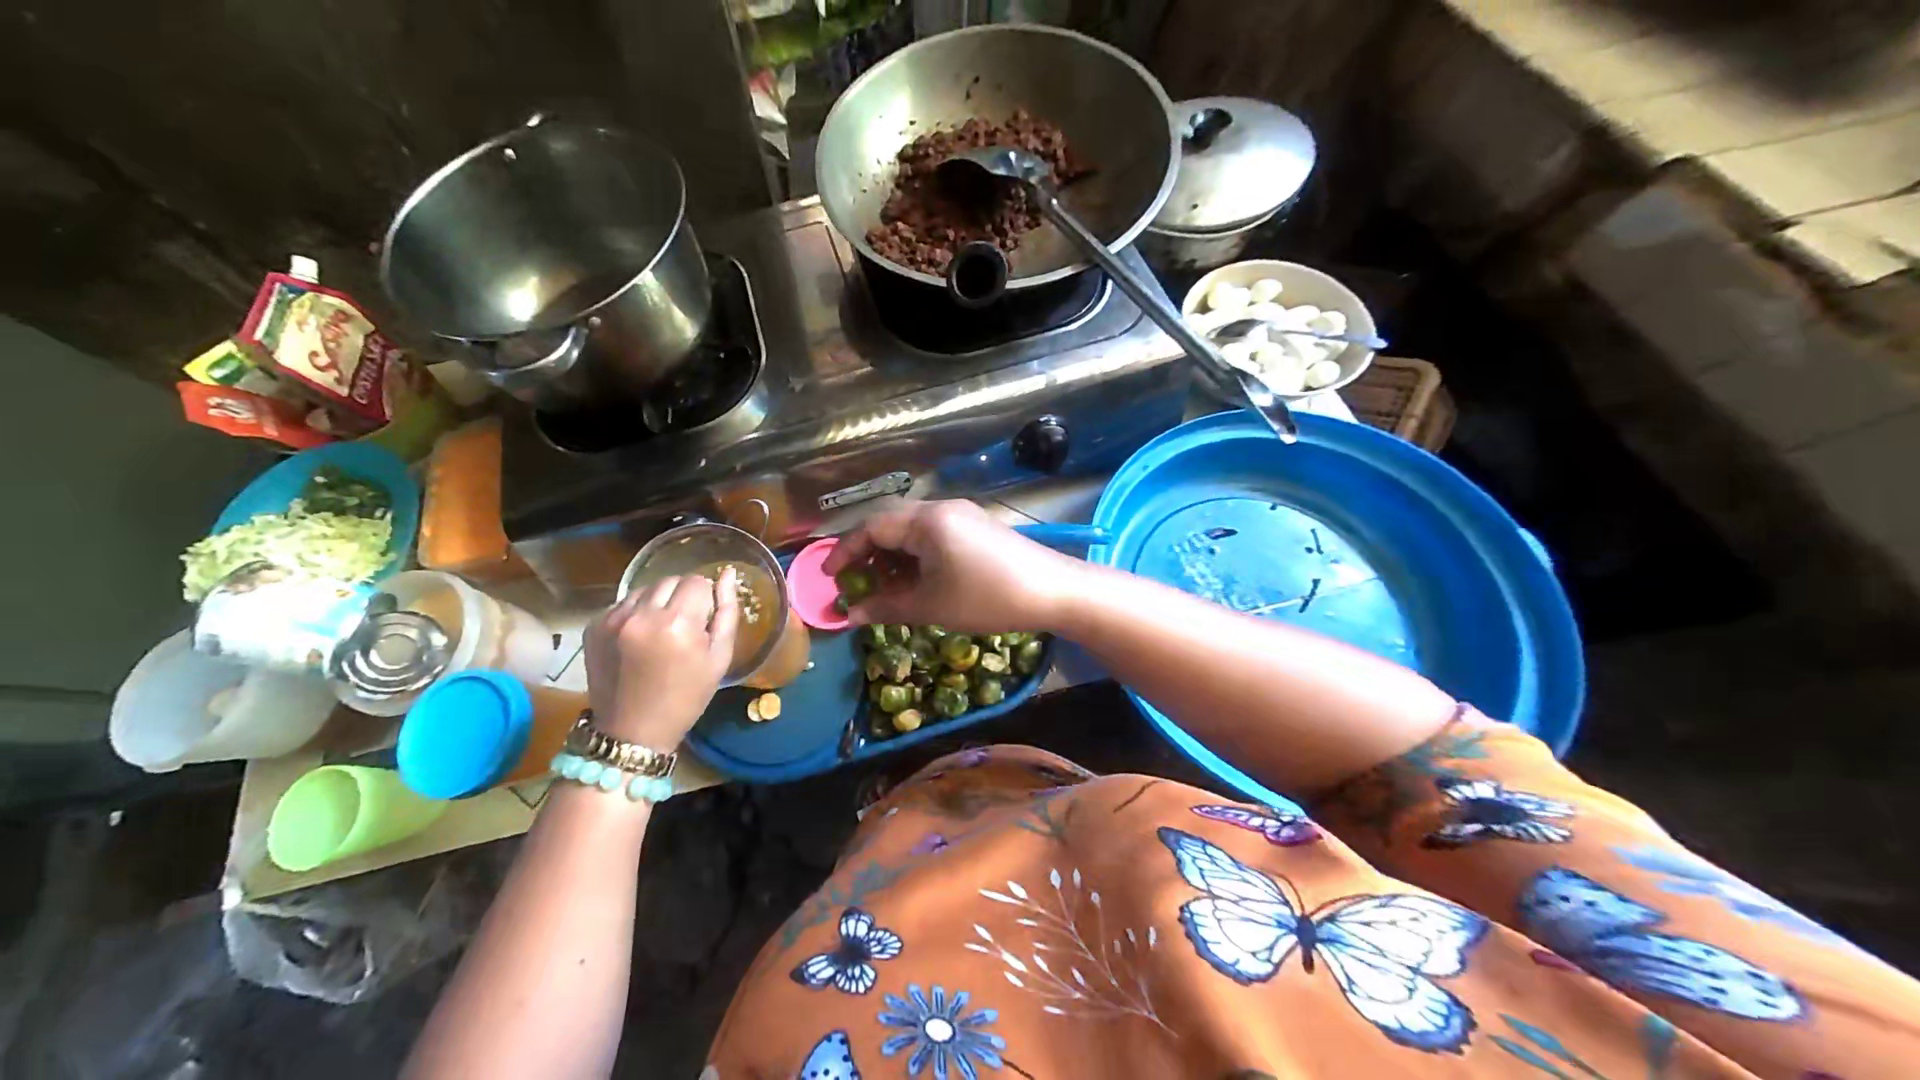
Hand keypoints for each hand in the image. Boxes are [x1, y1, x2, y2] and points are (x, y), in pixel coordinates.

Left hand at [584, 569, 739, 751]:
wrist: (632, 731)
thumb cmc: (686, 697)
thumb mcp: (719, 658)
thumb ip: (727, 612)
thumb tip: (729, 574)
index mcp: (678, 623)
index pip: (697, 582)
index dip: (705, 599)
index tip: (703, 621)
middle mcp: (643, 615)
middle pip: (670, 580)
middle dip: (681, 597)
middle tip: (683, 627)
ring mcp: (614, 619)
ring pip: (645, 589)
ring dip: (657, 603)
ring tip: (659, 633)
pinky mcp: (595, 626)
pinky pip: (623, 604)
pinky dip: (635, 614)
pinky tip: (639, 640)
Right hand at [823, 500, 1083, 633]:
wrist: (1054, 591)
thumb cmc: (987, 598)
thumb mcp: (931, 606)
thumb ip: (886, 607)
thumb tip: (852, 614)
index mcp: (926, 520)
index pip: (871, 526)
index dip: (845, 551)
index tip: (830, 576)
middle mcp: (941, 508)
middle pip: (890, 523)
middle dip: (868, 552)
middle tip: (856, 582)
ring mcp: (962, 515)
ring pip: (913, 529)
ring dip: (893, 555)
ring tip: (885, 587)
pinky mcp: (977, 526)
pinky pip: (934, 534)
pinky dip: (917, 555)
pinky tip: (917, 580)